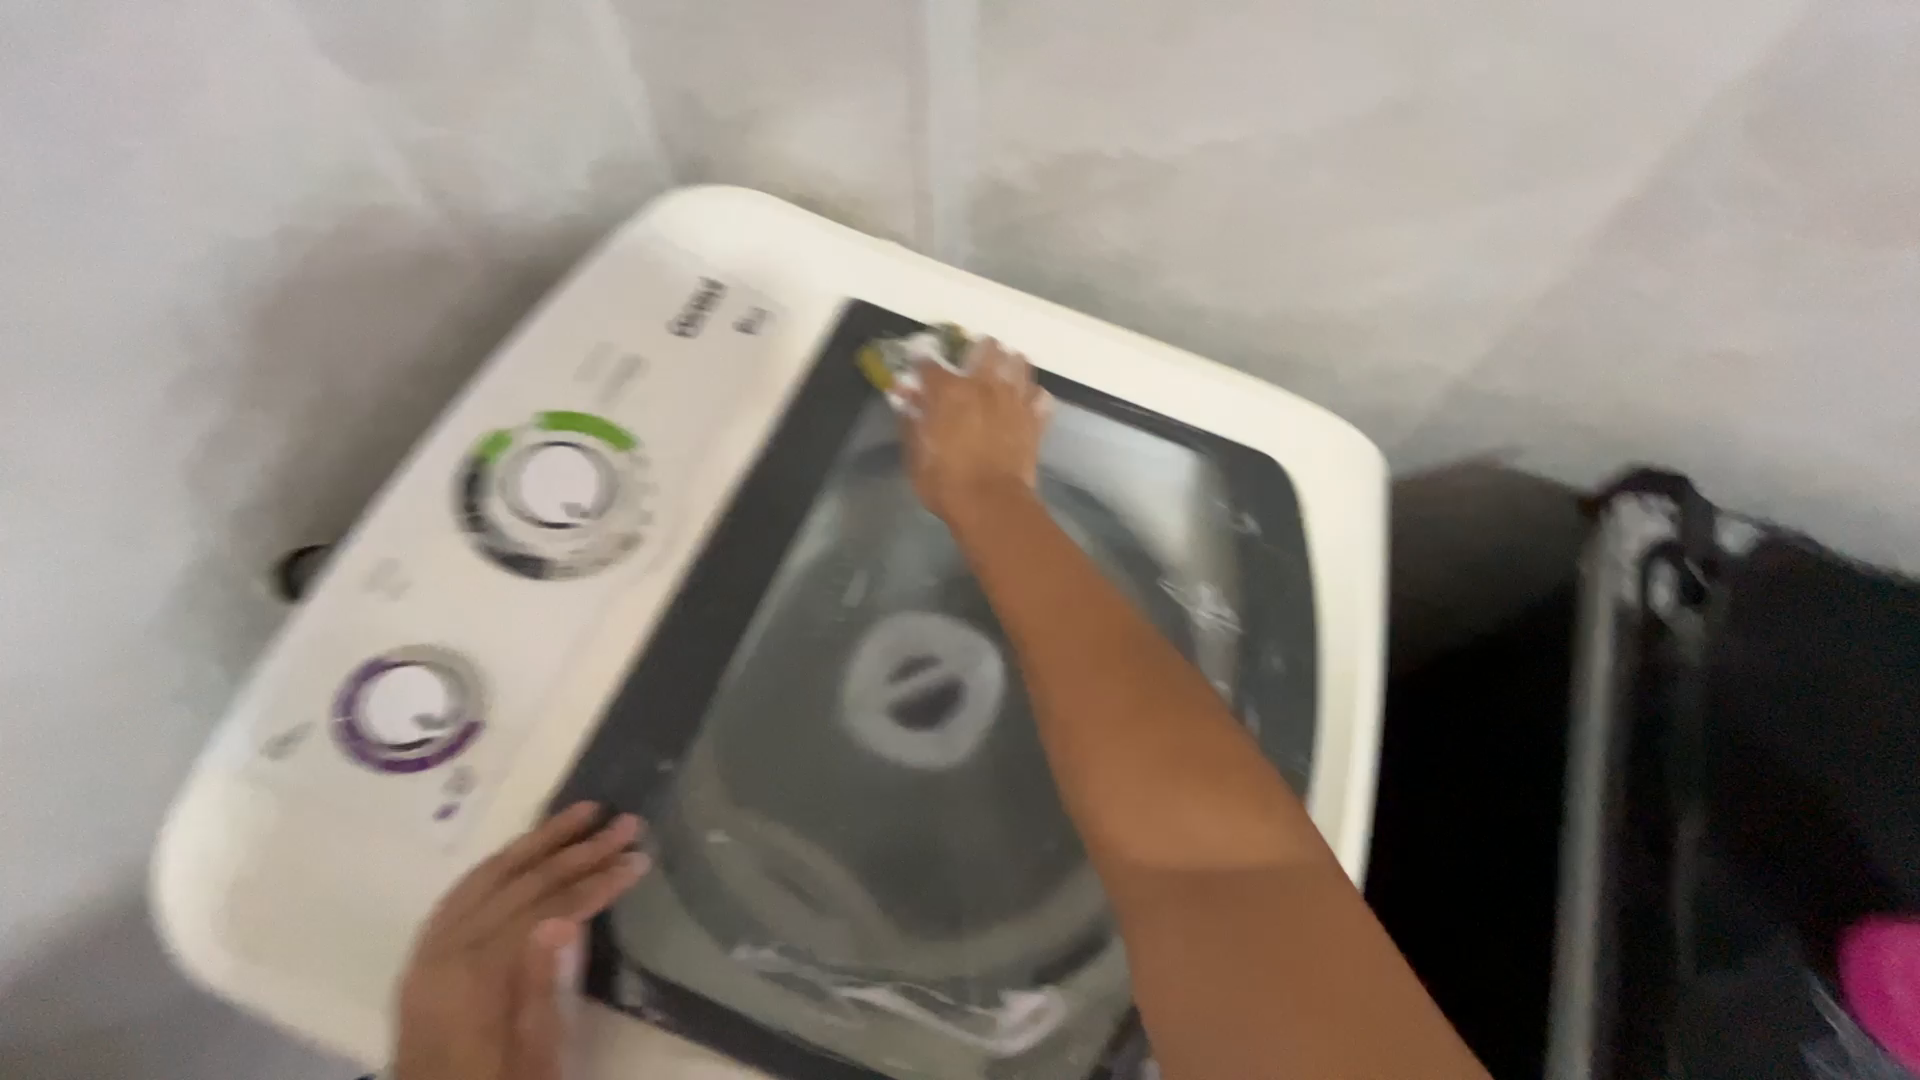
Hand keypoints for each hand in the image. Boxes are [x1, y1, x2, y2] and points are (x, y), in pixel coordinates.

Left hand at [393, 803, 648, 1079]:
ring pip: (489, 876)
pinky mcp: (425, 959)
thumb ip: (540, 987)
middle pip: (520, 884)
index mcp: (474, 982)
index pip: (546, 908)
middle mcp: (444, 956)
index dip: (596, 882)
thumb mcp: (532, 1060)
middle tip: (626, 824)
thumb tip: (566, 918)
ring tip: (585, 812)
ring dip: (540, 841)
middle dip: (580, 850)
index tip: (638, 860)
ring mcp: (429, 954)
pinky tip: (528, 849)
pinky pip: (464, 893)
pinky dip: (501, 863)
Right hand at [898, 337, 1052, 525]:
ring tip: (1002, 375)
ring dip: (1010, 364)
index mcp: (949, 391)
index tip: (919, 370)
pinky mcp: (1035, 420)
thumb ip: (911, 423)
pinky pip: (1040, 396)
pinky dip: (1033, 396)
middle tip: (970, 365)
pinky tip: (1025, 403)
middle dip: (977, 351)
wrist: (992, 505)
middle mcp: (984, 385)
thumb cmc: (946, 484)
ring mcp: (1014, 400)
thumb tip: (907, 400)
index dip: (922, 364)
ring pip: (1020, 363)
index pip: (930, 364)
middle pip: (987, 347)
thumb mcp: (916, 457)